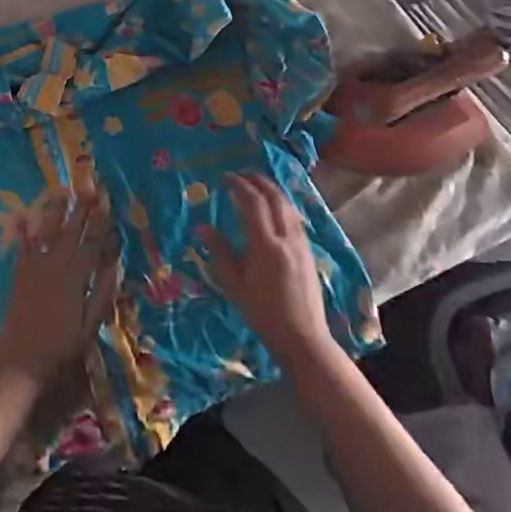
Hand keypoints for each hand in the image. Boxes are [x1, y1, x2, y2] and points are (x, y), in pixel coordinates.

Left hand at [0, 192, 114, 383]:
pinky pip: (23, 248)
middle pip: (70, 232)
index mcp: (75, 277)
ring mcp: (35, 268)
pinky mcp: (20, 275)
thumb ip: (102, 291)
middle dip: (81, 210)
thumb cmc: (61, 346)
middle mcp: (55, 266)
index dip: (101, 223)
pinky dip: (23, 232)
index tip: (107, 203)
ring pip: (47, 233)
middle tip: (89, 188)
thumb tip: (115, 262)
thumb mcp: (90, 324)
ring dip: (54, 212)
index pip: (92, 243)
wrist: (21, 361)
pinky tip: (22, 217)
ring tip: (60, 192)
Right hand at [201, 172, 336, 366]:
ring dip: (273, 190)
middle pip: (274, 198)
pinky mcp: (309, 252)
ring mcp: (301, 244)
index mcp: (265, 244)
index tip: (227, 177)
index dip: (240, 186)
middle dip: (259, 181)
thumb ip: (220, 252)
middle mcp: (286, 238)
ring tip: (259, 185)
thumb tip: (202, 228)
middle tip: (243, 174)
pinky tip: (276, 209)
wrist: (302, 337)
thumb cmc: (263, 313)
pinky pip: (295, 218)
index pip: (253, 203)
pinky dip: (283, 205)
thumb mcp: (235, 284)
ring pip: (288, 206)